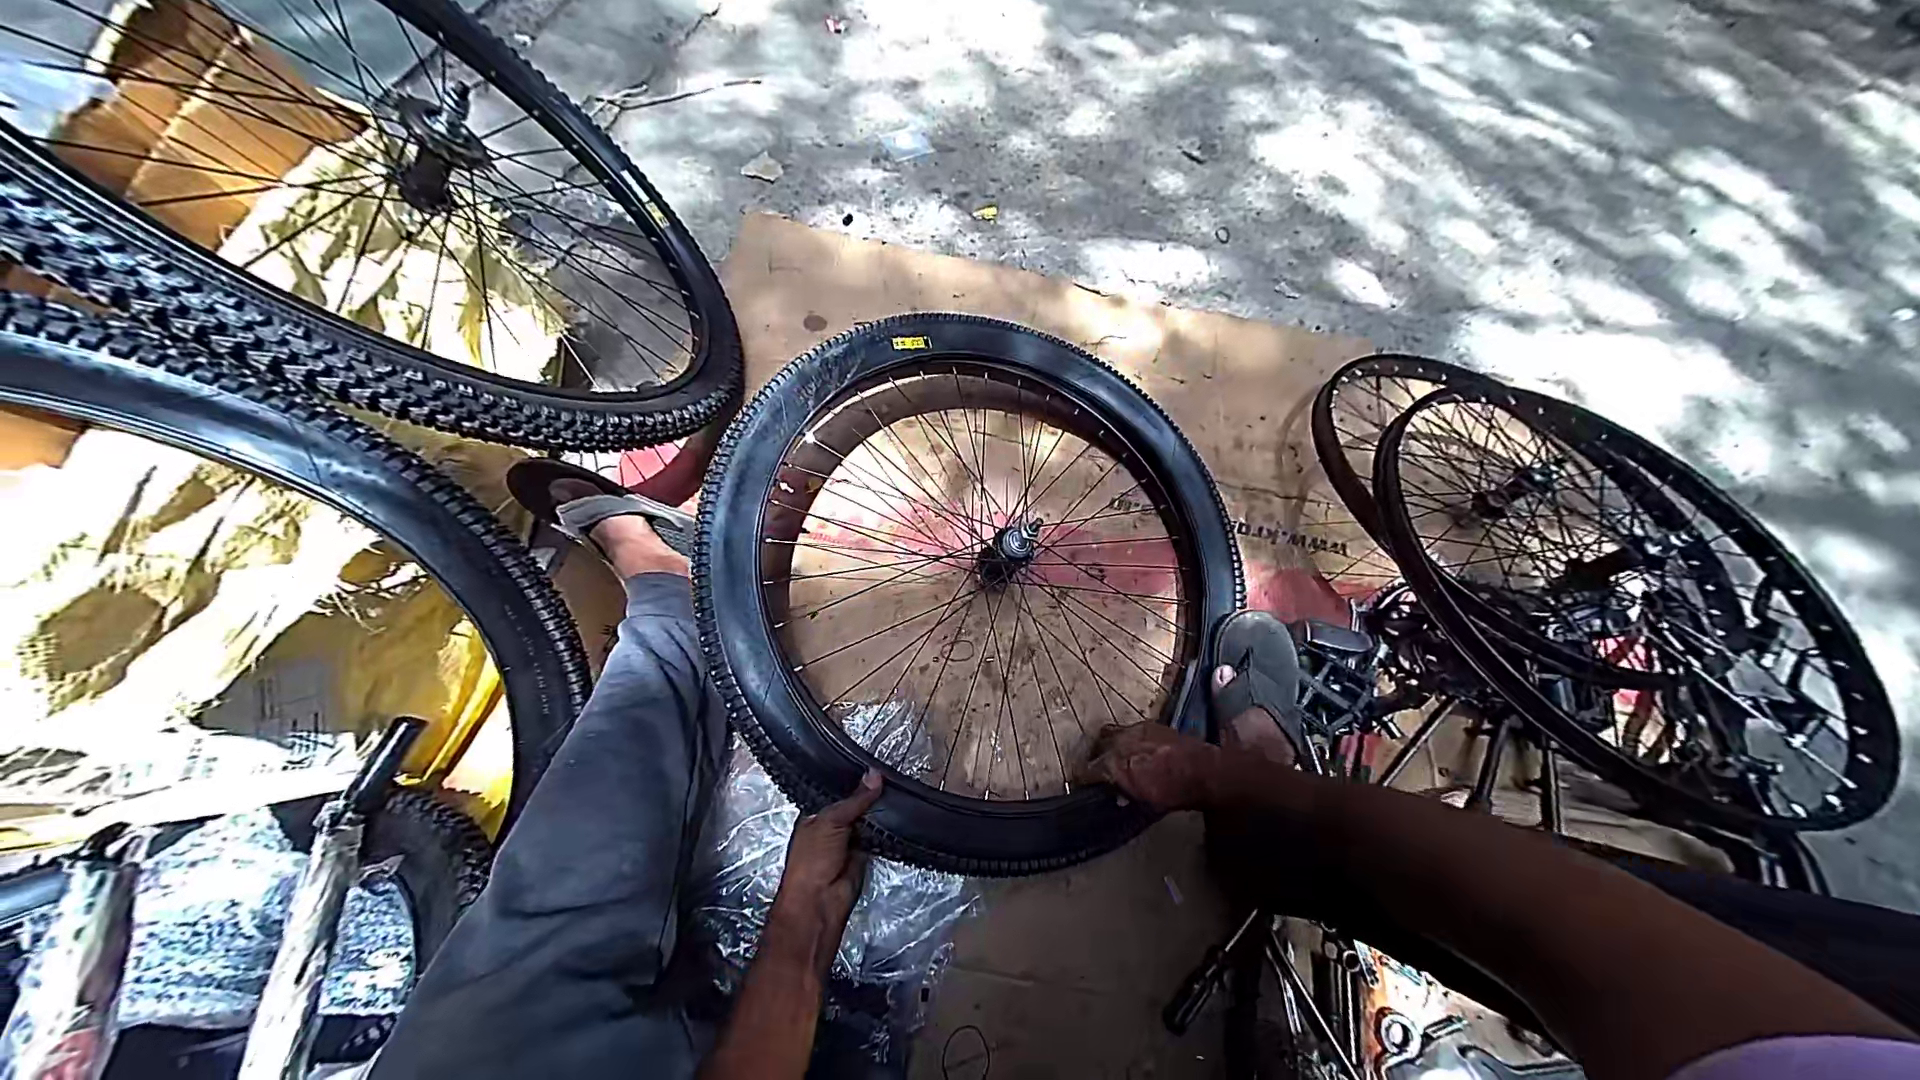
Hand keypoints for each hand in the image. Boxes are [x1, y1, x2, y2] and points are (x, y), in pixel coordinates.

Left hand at [764, 768, 882, 975]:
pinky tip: (900, 813)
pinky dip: (886, 829)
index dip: (854, 780)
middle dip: (870, 795)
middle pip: (855, 805)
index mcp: (816, 815)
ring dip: (880, 811)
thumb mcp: (831, 821)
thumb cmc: (812, 860)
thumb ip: (855, 799)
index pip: (838, 792)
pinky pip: (877, 836)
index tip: (875, 766)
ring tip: (899, 789)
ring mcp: (848, 841)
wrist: (819, 903)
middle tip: (891, 775)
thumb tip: (874, 775)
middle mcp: (832, 827)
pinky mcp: (864, 854)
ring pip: (867, 820)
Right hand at [1082, 723, 1219, 811]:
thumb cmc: (1176, 792)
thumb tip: (1115, 792)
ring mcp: (1134, 731)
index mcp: (1115, 766)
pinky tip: (1135, 748)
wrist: (1205, 771)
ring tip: (1113, 755)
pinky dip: (1127, 739)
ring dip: (1108, 744)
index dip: (1083, 777)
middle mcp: (1120, 743)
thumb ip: (1123, 792)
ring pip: (1109, 733)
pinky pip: (1128, 730)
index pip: (1087, 770)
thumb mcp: (1145, 801)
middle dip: (1094, 757)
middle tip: (1097, 769)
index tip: (1080, 782)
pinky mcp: (1148, 725)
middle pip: (1096, 747)